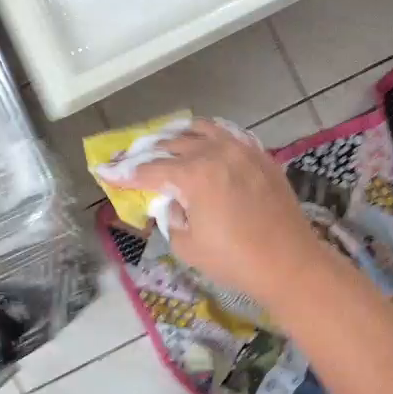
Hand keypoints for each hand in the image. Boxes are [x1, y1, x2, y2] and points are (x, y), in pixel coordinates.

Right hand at [119, 119, 329, 302]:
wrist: (288, 263)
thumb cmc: (233, 260)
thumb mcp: (186, 245)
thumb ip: (170, 216)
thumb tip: (172, 201)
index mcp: (194, 175)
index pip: (149, 170)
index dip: (123, 173)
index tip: (104, 170)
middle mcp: (216, 153)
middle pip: (172, 144)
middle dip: (146, 152)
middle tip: (130, 158)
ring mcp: (242, 151)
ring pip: (203, 130)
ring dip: (179, 136)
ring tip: (165, 143)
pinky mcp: (261, 157)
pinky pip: (230, 134)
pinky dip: (211, 135)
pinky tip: (205, 142)